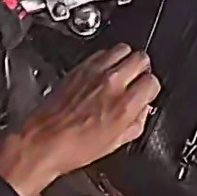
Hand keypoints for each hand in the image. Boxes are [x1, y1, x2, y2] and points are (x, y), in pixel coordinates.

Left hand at [0, 45, 159, 195]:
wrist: (43, 141)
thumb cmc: (74, 146)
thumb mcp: (116, 143)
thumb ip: (137, 122)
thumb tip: (143, 109)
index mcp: (124, 105)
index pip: (152, 82)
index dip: (151, 89)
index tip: (146, 94)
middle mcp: (111, 83)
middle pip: (141, 58)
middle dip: (143, 69)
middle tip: (137, 80)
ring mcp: (94, 72)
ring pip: (123, 48)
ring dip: (126, 60)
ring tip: (122, 73)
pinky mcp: (79, 67)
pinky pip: (102, 52)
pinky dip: (107, 60)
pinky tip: (104, 73)